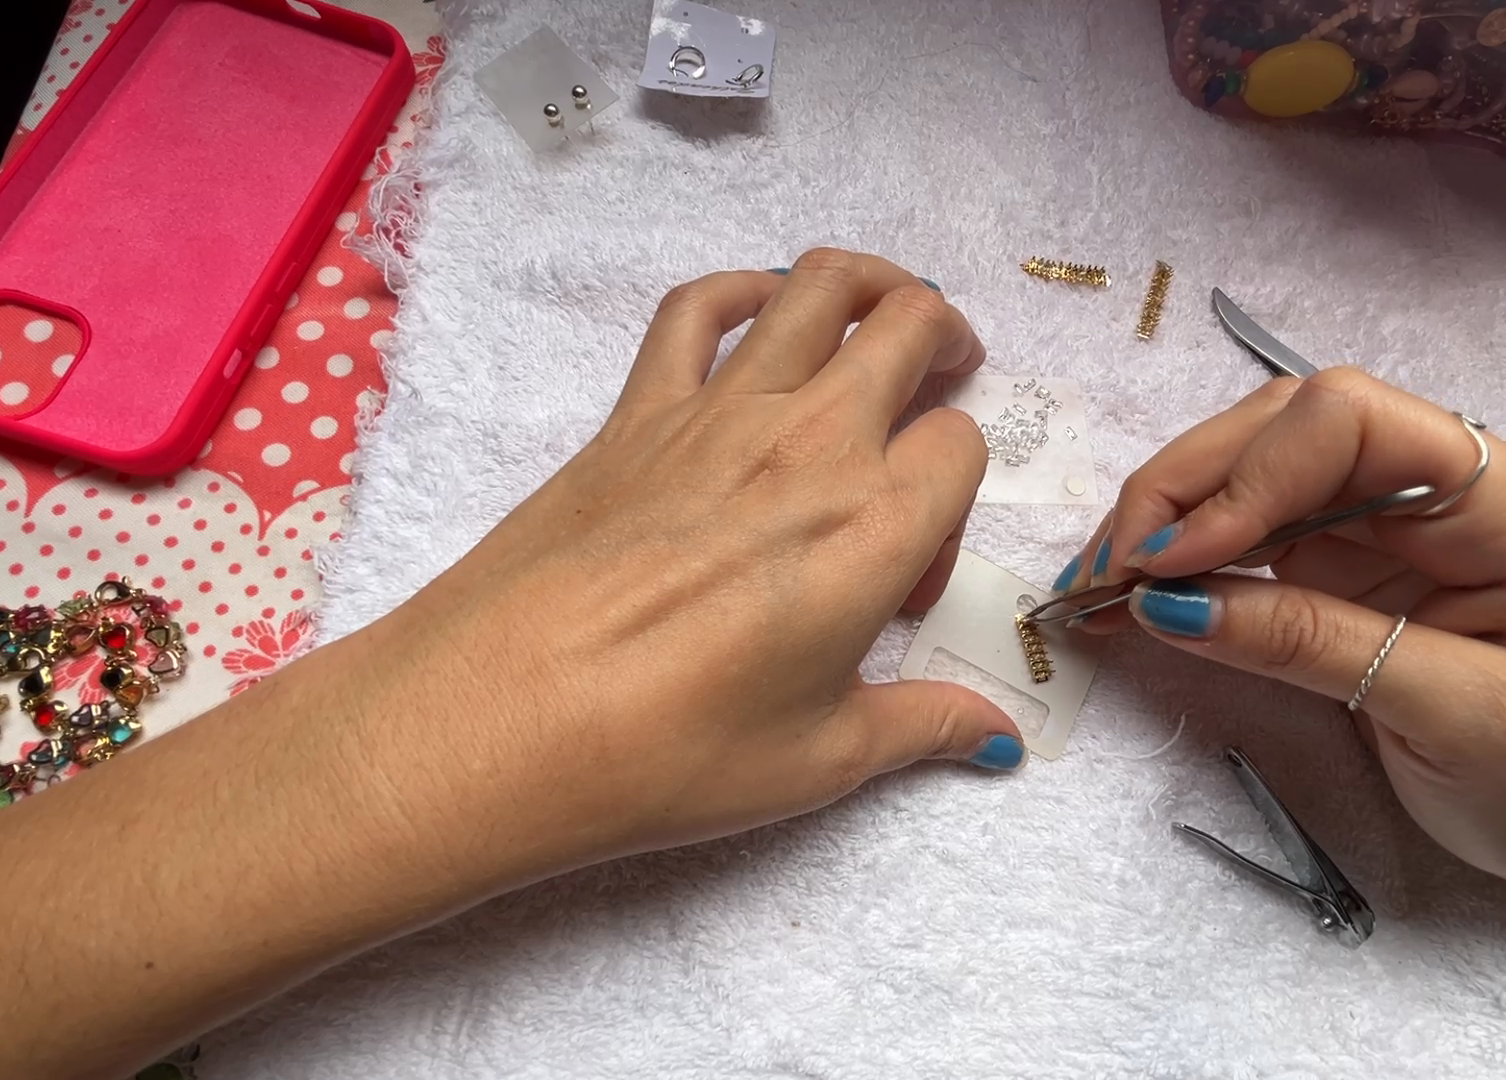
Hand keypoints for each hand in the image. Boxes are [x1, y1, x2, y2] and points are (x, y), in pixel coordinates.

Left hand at [370, 249, 1025, 876]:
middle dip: (945, 337)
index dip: (954, 498)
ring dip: (870, 285)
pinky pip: (695, 309)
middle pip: (907, 328)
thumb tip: (1003, 742)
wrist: (502, 722)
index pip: (961, 449)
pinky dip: (741, 289)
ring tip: (882, 315)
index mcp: (872, 529)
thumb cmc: (673, 755)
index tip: (910, 567)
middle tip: (946, 371)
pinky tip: (759, 310)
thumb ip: (926, 727)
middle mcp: (810, 445)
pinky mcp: (638, 410)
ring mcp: (718, 413)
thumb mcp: (821, 759)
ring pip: (815, 288)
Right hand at [1056, 369, 1505, 887]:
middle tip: (1106, 577)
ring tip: (1098, 584)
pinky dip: (1168, 545)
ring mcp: (1380, 502)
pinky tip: (1126, 583)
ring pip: (1240, 459)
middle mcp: (1445, 476)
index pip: (1353, 423)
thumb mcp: (1464, 724)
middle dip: (1174, 492)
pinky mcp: (1330, 536)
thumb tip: (1168, 603)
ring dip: (1156, 514)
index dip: (1244, 478)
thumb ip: (1317, 646)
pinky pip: (1231, 514)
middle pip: (1276, 426)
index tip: (1169, 563)